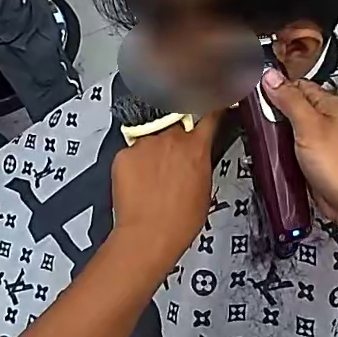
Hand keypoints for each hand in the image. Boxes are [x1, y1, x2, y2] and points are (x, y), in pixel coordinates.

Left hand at [108, 110, 222, 272]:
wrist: (149, 234)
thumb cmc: (180, 219)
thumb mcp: (206, 188)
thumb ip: (201, 162)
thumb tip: (197, 157)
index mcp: (196, 147)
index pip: (209, 116)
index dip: (213, 108)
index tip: (214, 102)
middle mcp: (170, 139)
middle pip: (176, 127)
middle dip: (176, 140)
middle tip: (174, 164)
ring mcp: (145, 145)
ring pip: (152, 139)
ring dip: (154, 152)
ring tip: (154, 179)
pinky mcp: (123, 154)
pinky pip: (131, 152)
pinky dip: (135, 163)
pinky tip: (139, 183)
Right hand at [260, 71, 337, 227]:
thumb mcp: (309, 126)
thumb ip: (289, 100)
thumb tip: (271, 77)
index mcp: (328, 104)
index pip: (296, 84)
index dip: (274, 86)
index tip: (253, 92)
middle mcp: (325, 120)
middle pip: (291, 106)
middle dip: (272, 112)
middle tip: (256, 118)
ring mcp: (319, 141)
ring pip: (290, 129)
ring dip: (276, 134)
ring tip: (262, 137)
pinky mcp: (313, 160)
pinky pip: (292, 149)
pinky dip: (281, 151)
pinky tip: (273, 154)